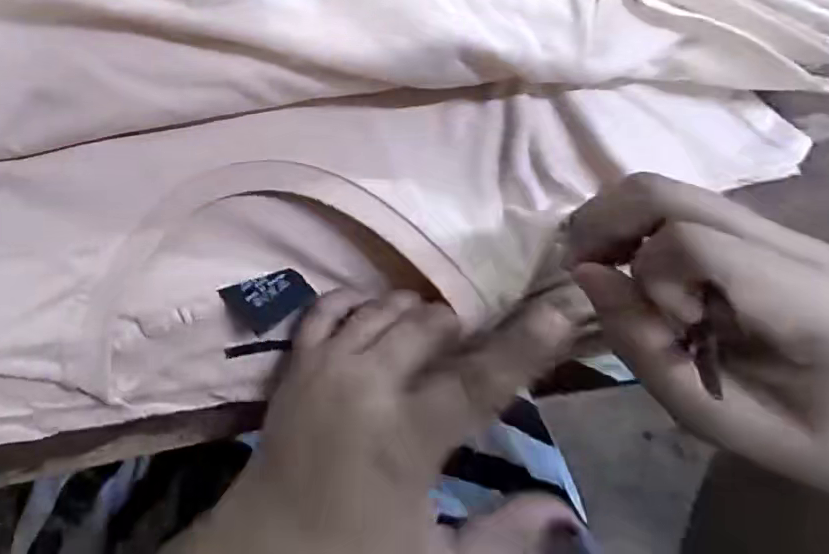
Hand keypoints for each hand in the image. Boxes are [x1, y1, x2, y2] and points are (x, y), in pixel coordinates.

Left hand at [171, 290, 573, 553]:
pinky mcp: (294, 362)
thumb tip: (562, 510)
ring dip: (409, 308)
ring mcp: (324, 365)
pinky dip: (352, 299)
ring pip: (377, 309)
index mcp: (407, 435)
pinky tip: (369, 305)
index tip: (557, 310)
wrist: (266, 548)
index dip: (522, 345)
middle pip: (424, 328)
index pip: (477, 379)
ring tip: (432, 322)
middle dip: (457, 324)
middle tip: (474, 336)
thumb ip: (503, 534)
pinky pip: (323, 309)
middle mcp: (365, 383)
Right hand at [564, 174, 828, 534]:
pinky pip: (680, 200)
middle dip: (606, 223)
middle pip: (670, 195)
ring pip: (666, 187)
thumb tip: (586, 272)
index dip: (648, 273)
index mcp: (816, 307)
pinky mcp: (764, 227)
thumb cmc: (796, 443)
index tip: (649, 318)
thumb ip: (644, 347)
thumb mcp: (712, 420)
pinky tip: (634, 258)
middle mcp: (805, 249)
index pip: (696, 244)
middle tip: (582, 265)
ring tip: (603, 261)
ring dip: (615, 217)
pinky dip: (637, 220)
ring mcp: (787, 231)